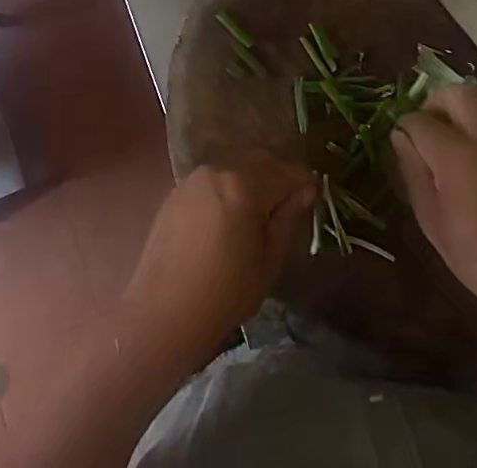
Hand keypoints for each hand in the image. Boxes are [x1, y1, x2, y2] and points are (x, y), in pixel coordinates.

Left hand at [118, 157, 314, 367]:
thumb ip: (289, 217)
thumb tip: (303, 191)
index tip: (311, 199)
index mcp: (243, 182)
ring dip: (249, 185)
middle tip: (286, 209)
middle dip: (276, 179)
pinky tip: (225, 223)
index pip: (285, 171)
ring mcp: (191, 181)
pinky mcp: (174, 195)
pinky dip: (225, 195)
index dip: (303, 183)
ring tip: (255, 219)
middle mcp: (215, 170)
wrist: (165, 311)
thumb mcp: (270, 257)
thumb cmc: (228, 289)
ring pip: (231, 172)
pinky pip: (210, 185)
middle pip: (256, 164)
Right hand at [392, 85, 476, 314]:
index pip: (420, 121)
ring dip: (473, 104)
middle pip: (459, 93)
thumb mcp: (434, 225)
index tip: (401, 138)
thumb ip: (414, 174)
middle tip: (431, 125)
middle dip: (437, 102)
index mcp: (457, 156)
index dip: (405, 126)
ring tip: (465, 130)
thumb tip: (400, 139)